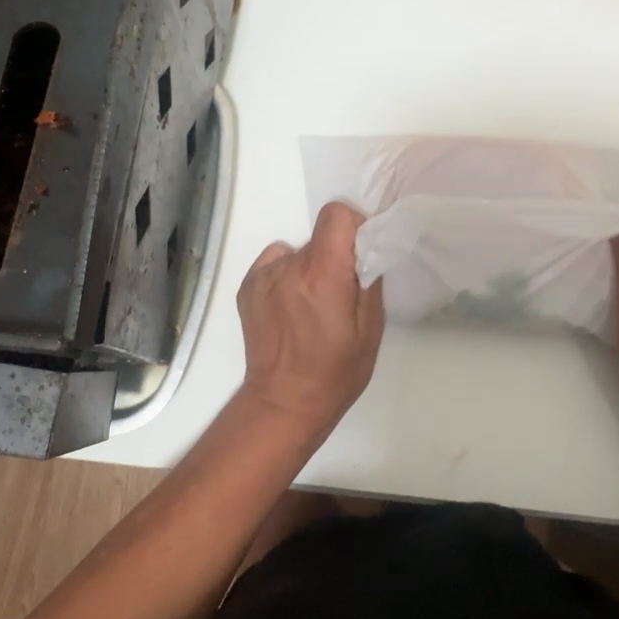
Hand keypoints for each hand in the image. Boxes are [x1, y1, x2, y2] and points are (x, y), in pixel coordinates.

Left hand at [235, 202, 384, 437]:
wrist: (284, 403)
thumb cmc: (336, 371)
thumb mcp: (371, 327)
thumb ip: (369, 279)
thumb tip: (368, 249)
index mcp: (322, 273)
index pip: (336, 214)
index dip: (353, 226)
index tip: (361, 253)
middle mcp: (288, 266)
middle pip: (319, 237)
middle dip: (335, 256)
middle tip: (341, 294)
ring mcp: (263, 276)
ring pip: (298, 253)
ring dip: (310, 269)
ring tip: (312, 307)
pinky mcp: (247, 288)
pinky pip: (275, 265)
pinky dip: (286, 277)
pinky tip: (291, 308)